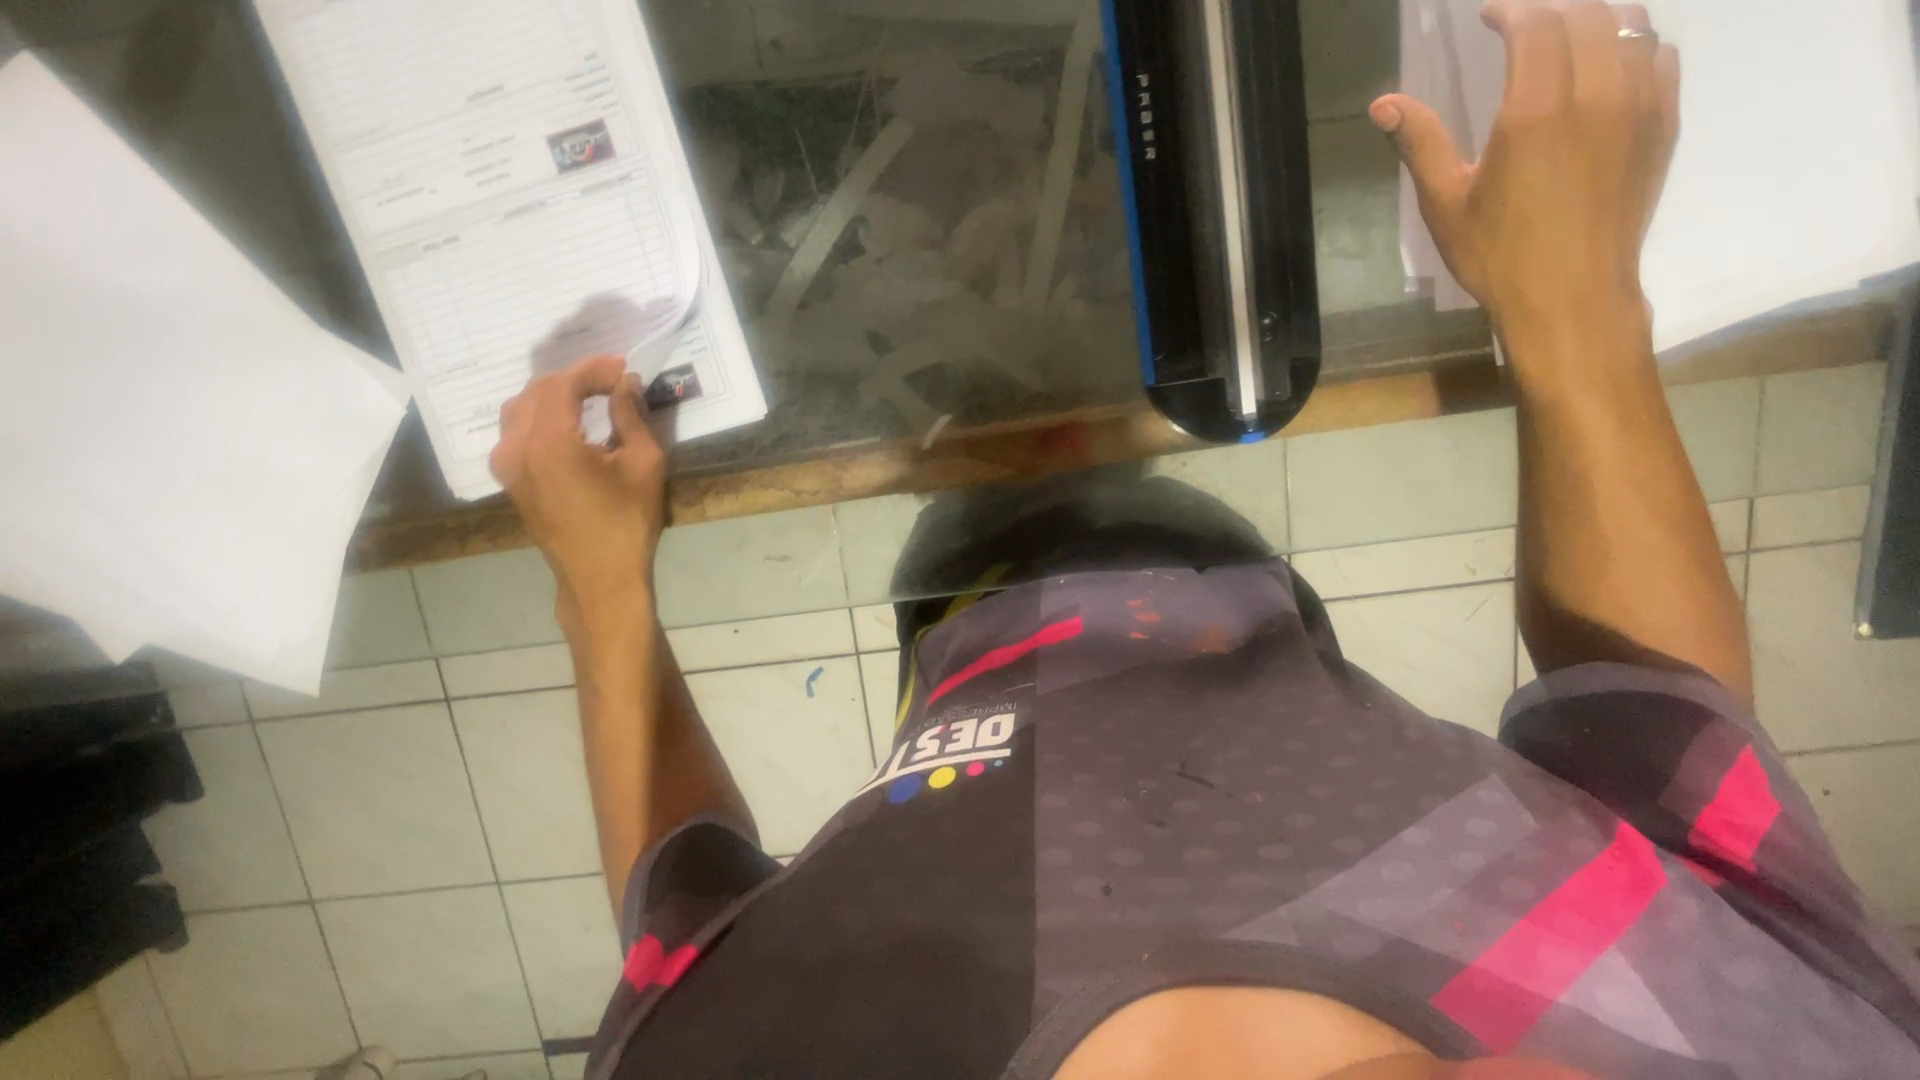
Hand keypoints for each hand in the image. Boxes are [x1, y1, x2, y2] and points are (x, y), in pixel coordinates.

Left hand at [489, 355, 665, 627]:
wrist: (600, 576)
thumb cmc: (627, 522)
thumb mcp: (643, 464)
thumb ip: (630, 415)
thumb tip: (624, 384)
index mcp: (550, 442)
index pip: (564, 384)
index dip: (595, 370)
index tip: (625, 369)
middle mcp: (517, 446)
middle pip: (539, 390)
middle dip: (576, 379)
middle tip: (614, 382)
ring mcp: (506, 463)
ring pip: (521, 406)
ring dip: (556, 395)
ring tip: (592, 398)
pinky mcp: (508, 477)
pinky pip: (516, 429)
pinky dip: (542, 415)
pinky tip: (571, 421)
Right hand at [1371, 1, 1679, 356]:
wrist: (1571, 296)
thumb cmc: (1498, 254)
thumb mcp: (1446, 203)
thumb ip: (1421, 143)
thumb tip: (1384, 104)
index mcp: (1534, 111)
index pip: (1535, 26)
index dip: (1511, 10)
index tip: (1489, 14)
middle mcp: (1595, 94)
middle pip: (1588, 14)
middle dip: (1553, 7)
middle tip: (1525, 19)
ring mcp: (1639, 107)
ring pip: (1632, 26)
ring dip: (1598, 17)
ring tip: (1570, 29)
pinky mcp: (1662, 127)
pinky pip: (1661, 58)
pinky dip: (1637, 43)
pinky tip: (1616, 59)